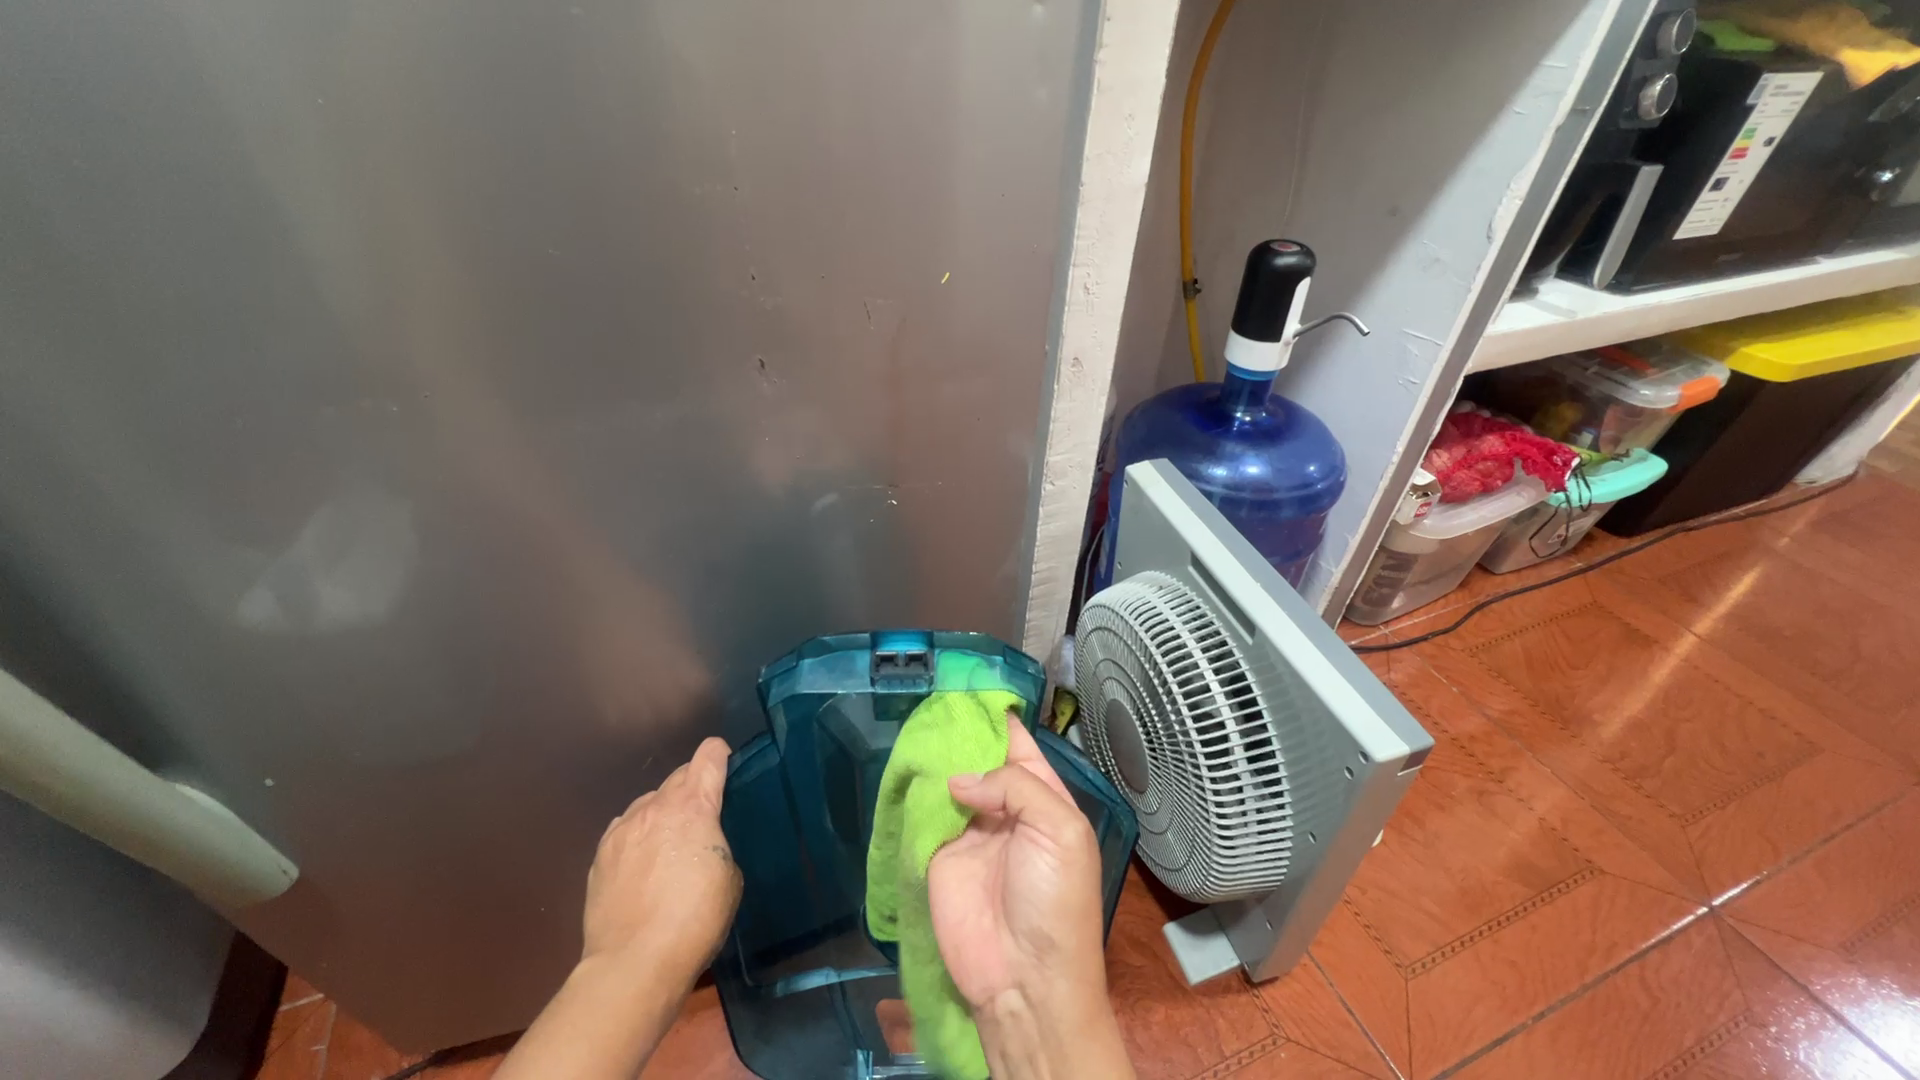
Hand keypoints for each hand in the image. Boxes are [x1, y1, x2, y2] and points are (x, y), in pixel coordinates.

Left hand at [583, 736, 741, 986]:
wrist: (634, 962)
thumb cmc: (696, 919)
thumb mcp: (729, 876)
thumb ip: (716, 842)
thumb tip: (701, 840)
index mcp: (694, 807)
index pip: (709, 756)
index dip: (720, 756)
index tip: (727, 767)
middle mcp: (656, 807)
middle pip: (678, 777)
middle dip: (693, 787)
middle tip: (703, 818)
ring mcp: (623, 829)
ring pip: (649, 803)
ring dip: (663, 813)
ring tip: (669, 846)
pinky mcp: (600, 854)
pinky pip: (626, 829)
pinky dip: (639, 836)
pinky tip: (643, 865)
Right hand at [929, 721, 1119, 1034]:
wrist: (1023, 978)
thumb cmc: (1055, 902)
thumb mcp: (1058, 831)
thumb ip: (1016, 787)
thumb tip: (960, 777)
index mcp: (1044, 799)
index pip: (1020, 747)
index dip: (999, 719)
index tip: (972, 688)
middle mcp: (1006, 810)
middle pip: (980, 759)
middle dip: (961, 732)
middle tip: (934, 700)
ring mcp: (970, 832)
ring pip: (950, 781)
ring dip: (936, 756)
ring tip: (915, 722)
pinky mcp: (937, 855)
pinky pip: (924, 814)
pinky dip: (915, 790)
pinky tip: (903, 764)